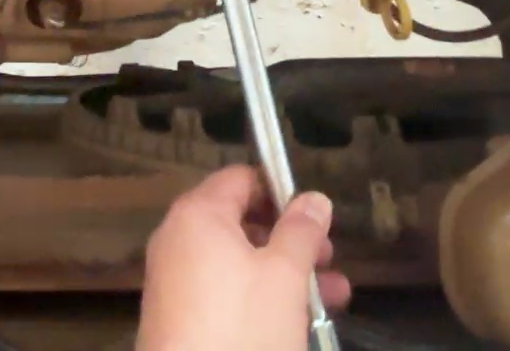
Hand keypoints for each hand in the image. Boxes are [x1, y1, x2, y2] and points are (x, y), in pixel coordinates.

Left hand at [137, 165, 351, 350]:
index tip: (316, 217)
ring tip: (335, 297)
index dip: (280, 191)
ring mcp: (174, 277)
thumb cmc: (240, 330)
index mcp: (198, 213)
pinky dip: (257, 295)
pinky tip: (298, 322)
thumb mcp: (284, 277)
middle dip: (289, 238)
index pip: (241, 179)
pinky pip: (222, 289)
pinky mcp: (177, 315)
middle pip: (240, 220)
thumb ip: (301, 231)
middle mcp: (178, 236)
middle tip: (331, 259)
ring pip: (236, 260)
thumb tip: (314, 196)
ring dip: (283, 272)